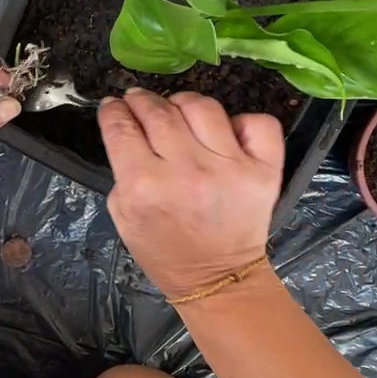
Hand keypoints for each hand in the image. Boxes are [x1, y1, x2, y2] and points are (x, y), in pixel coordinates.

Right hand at [97, 89, 284, 299]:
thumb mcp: (123, 216)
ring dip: (181, 102)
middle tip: (138, 101)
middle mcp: (186, 170)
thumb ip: (122, 173)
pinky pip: (255, 121)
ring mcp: (229, 167)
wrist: (216, 277)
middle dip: (141, 100)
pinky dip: (239, 119)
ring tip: (176, 110)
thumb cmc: (163, 250)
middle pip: (158, 111)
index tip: (113, 105)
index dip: (113, 111)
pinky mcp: (263, 170)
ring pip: (202, 107)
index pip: (122, 129)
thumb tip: (128, 131)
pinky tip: (224, 132)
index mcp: (144, 186)